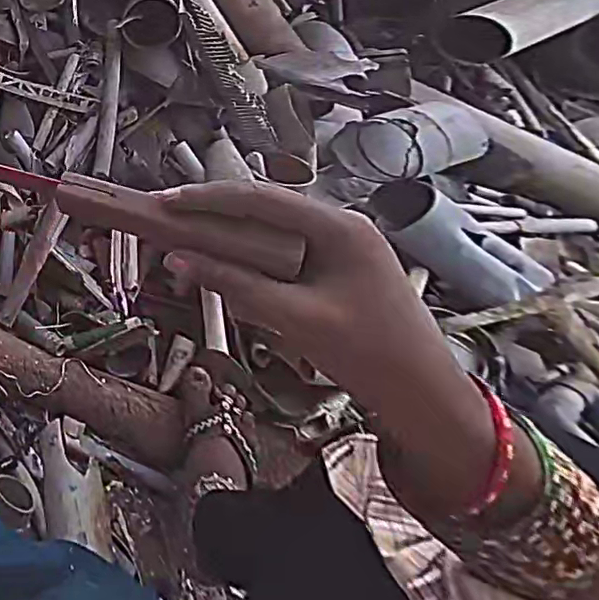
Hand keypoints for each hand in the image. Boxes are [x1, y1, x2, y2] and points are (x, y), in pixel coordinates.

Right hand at [155, 182, 467, 423]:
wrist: (428, 400)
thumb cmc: (376, 358)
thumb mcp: (296, 319)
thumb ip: (236, 285)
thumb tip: (183, 259)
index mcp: (340, 228)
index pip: (260, 199)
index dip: (208, 199)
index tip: (170, 202)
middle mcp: (340, 227)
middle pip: (263, 208)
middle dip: (213, 214)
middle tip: (170, 218)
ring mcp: (339, 247)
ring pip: (269, 230)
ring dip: (228, 236)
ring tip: (189, 240)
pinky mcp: (333, 268)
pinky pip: (281, 251)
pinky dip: (248, 257)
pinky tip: (226, 266)